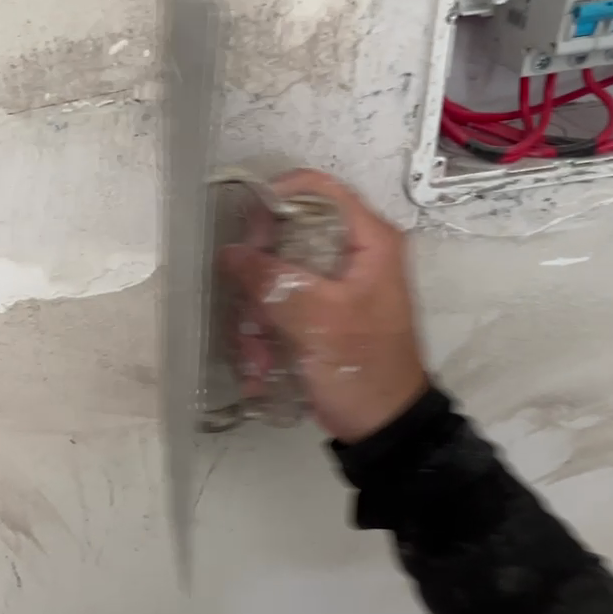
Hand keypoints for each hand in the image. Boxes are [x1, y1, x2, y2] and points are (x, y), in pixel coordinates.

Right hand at [217, 169, 426, 443]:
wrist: (382, 425)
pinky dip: (263, 332)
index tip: (249, 238)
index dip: (275, 203)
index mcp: (368, 239)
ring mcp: (331, 282)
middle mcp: (351, 251)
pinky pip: (276, 304)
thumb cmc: (361, 368)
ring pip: (274, 273)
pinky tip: (261, 364)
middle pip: (285, 234)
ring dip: (256, 314)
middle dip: (259, 278)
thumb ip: (273, 280)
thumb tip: (230, 252)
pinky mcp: (316, 310)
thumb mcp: (318, 320)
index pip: (315, 189)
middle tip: (250, 307)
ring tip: (256, 352)